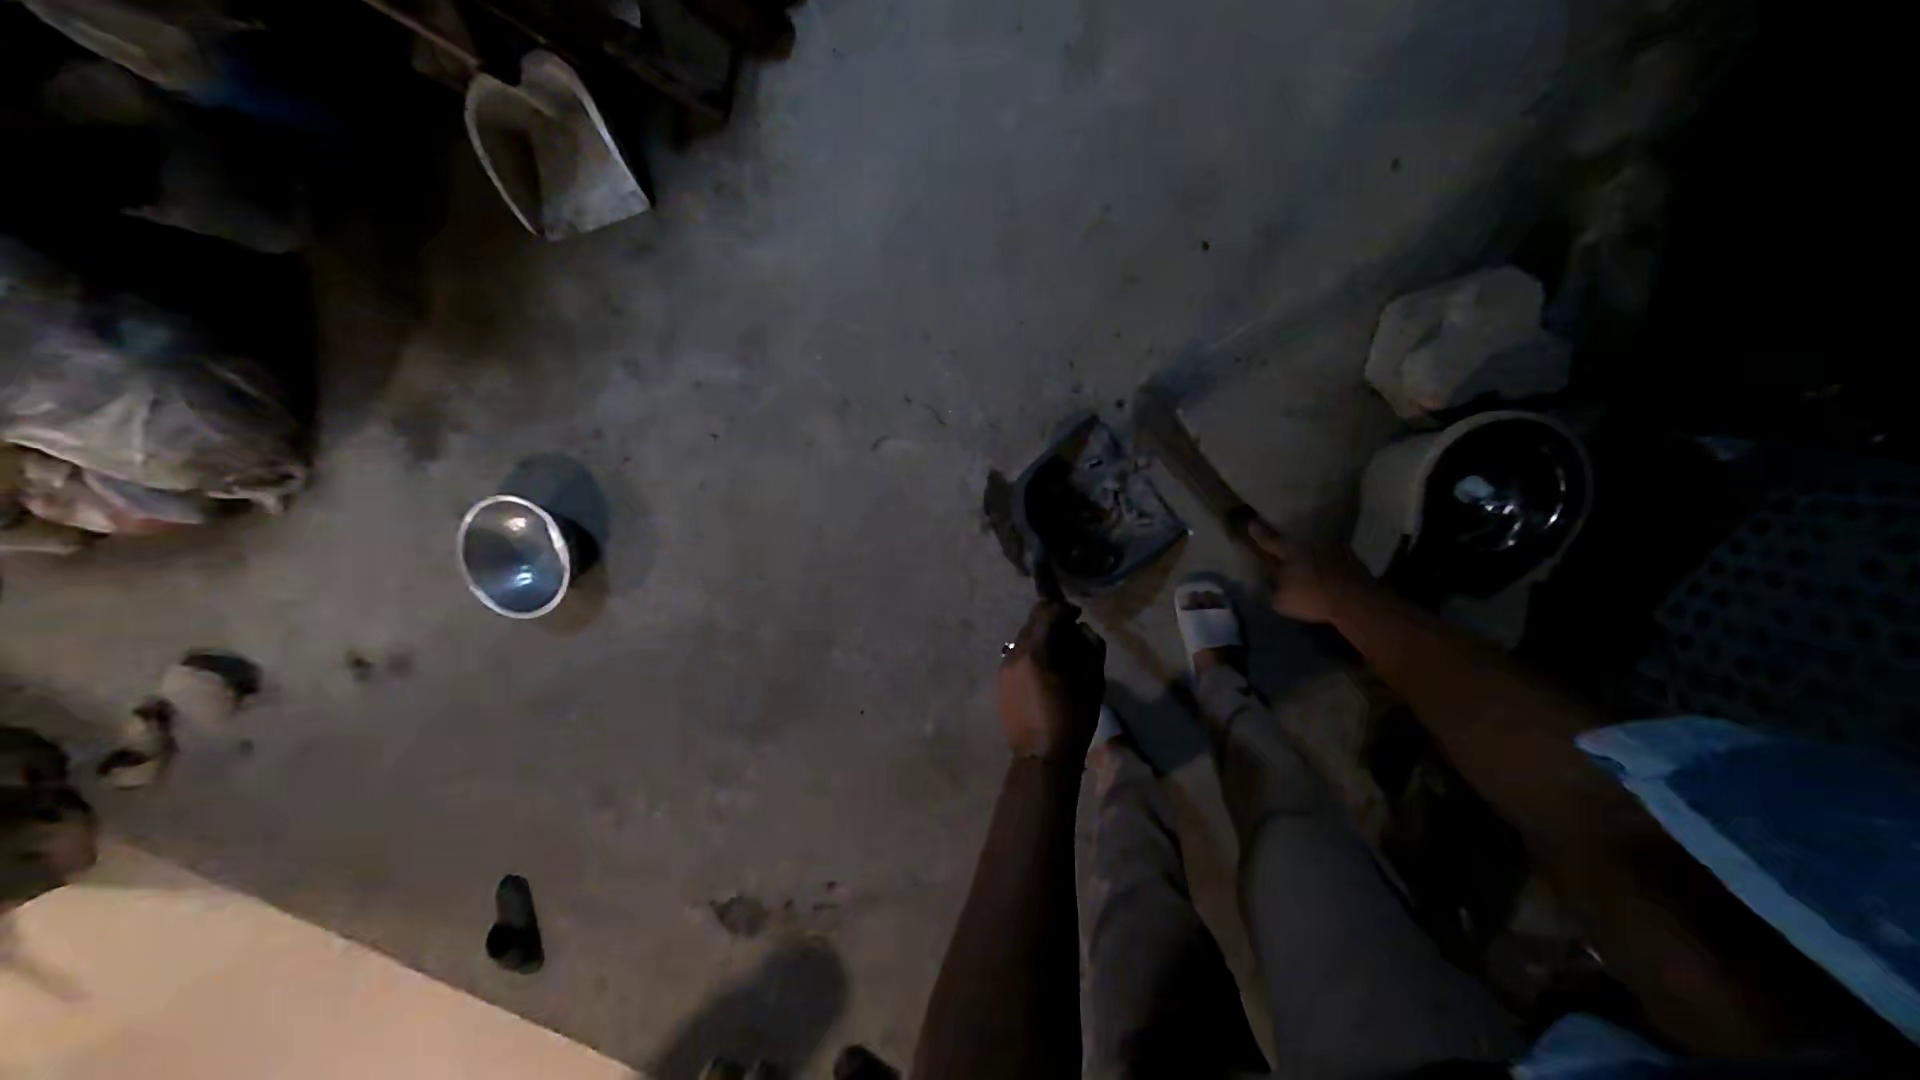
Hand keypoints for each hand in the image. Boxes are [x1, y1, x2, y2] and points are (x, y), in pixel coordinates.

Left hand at [997, 600, 1106, 763]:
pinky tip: (1047, 668)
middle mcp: (1013, 655)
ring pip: (1022, 639)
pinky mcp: (1002, 683)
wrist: (1041, 758)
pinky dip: (1033, 652)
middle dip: (1051, 620)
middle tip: (1071, 629)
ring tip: (1061, 651)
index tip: (1077, 614)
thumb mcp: (1091, 683)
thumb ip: (1090, 649)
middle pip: (1030, 623)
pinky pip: (1018, 656)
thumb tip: (1082, 630)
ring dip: (1041, 637)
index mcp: (1034, 653)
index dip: (1063, 609)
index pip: (1045, 614)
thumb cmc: (1071, 721)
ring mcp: (1004, 669)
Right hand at [1247, 519, 1369, 624]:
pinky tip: (1324, 565)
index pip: (1269, 540)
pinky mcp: (1350, 557)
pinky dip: (1325, 558)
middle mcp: (1309, 542)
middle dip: (1284, 538)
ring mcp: (1332, 547)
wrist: (1356, 601)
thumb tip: (1255, 585)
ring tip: (1303, 554)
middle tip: (1278, 536)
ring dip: (1307, 548)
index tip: (1251, 523)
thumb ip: (1268, 591)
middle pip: (1293, 538)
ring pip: (1314, 544)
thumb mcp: (1281, 601)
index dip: (1258, 533)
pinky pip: (1331, 553)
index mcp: (1289, 550)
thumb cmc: (1313, 598)